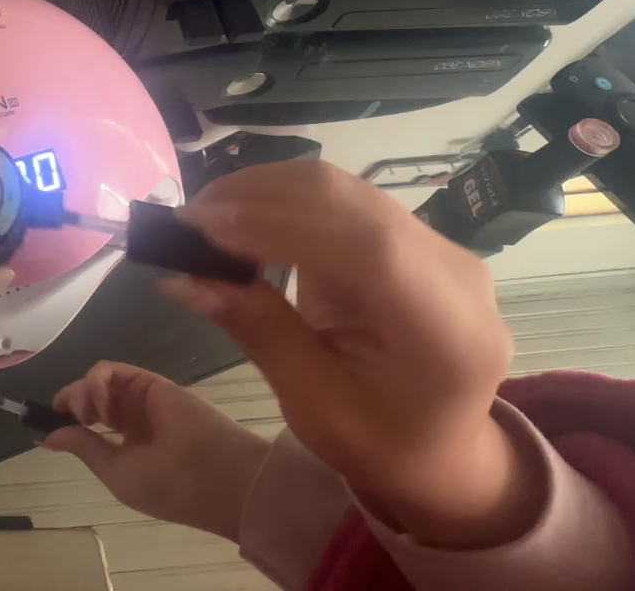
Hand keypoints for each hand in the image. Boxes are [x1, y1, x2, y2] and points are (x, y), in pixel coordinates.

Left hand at [42, 361, 271, 540]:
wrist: (214, 474)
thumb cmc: (166, 485)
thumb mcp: (117, 473)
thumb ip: (84, 448)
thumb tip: (47, 438)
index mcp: (126, 445)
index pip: (89, 423)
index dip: (67, 417)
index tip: (47, 422)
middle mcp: (130, 418)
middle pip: (87, 396)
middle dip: (71, 401)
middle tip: (72, 415)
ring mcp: (137, 397)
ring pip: (95, 381)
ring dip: (81, 392)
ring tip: (91, 414)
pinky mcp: (146, 380)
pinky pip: (110, 370)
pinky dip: (95, 381)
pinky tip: (101, 405)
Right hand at [159, 160, 541, 548]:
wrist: (442, 447)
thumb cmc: (380, 440)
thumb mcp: (315, 403)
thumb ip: (258, 331)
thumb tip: (183, 279)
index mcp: (448, 330)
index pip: (368, 248)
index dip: (281, 225)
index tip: (204, 226)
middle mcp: (452, 270)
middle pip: (347, 201)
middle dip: (258, 198)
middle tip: (186, 220)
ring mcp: (430, 242)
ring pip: (334, 186)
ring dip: (259, 190)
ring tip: (201, 215)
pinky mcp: (401, 230)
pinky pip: (331, 195)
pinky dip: (274, 196)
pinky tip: (234, 213)